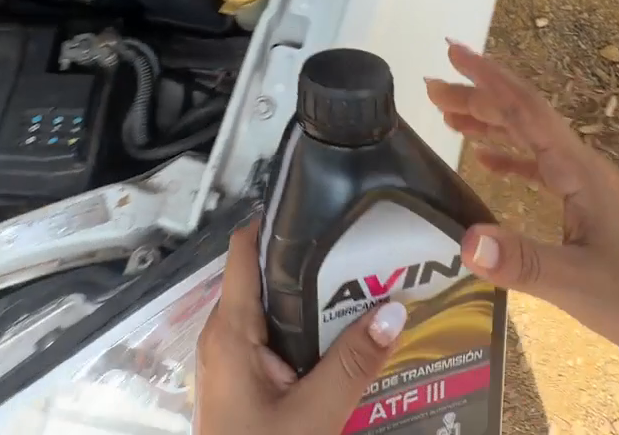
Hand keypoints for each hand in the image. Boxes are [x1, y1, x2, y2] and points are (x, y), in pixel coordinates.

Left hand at [194, 224, 405, 434]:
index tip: (321, 204)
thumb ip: (353, 364)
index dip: (276, 220)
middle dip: (309, 260)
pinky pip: (272, 341)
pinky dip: (303, 332)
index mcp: (230, 328)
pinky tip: (342, 339)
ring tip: (362, 284)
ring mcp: (230, 359)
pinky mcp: (241, 382)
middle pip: (263, 276)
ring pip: (271, 311)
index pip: (244, 249)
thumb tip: (395, 307)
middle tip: (361, 247)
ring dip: (311, 299)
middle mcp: (224, 333)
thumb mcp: (313, 417)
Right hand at [426, 41, 618, 375]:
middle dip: (477, 97)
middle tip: (432, 88)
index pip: (525, 109)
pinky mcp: (591, 208)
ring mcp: (588, 187)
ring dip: (490, 122)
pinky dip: (510, 156)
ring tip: (448, 116)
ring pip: (530, 139)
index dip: (487, 77)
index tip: (452, 50)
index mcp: (579, 171)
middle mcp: (582, 167)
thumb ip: (521, 261)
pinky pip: (541, 167)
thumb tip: (462, 239)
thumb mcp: (579, 285)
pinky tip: (487, 162)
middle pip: (522, 116)